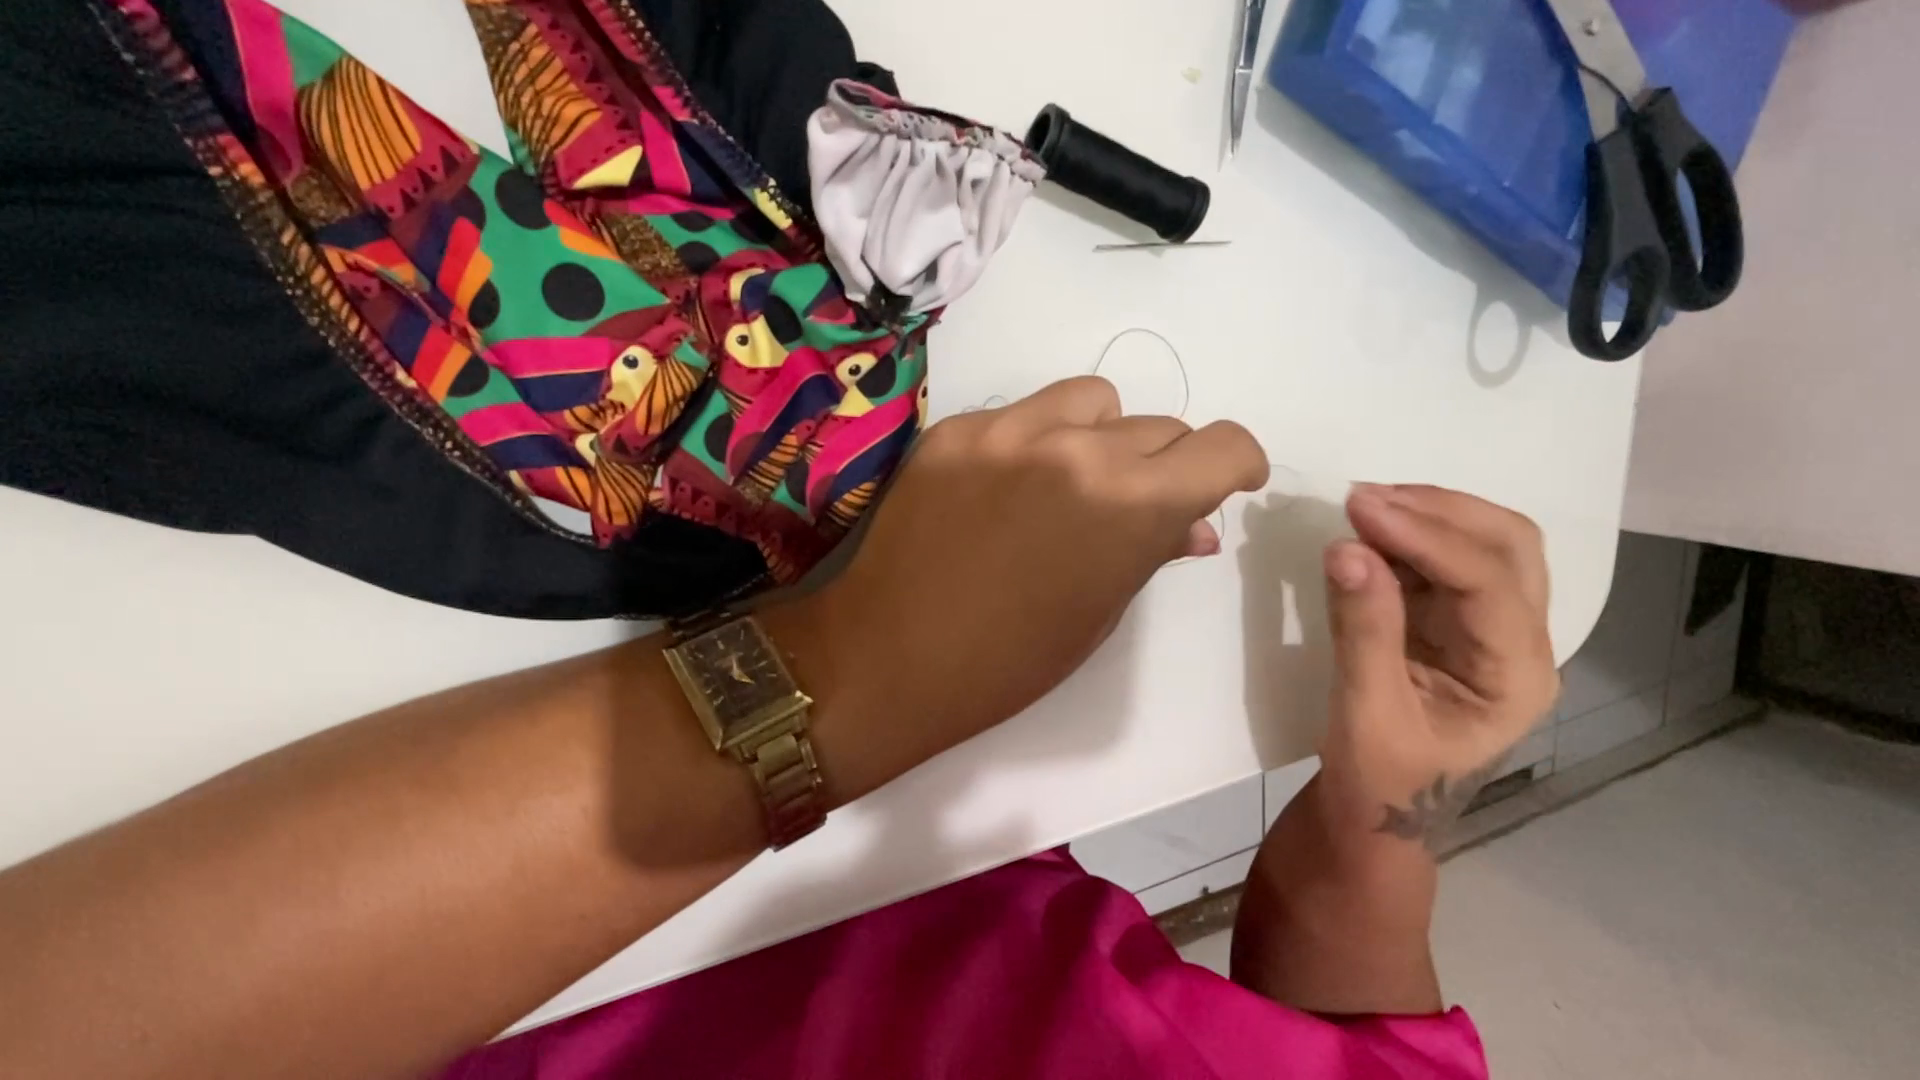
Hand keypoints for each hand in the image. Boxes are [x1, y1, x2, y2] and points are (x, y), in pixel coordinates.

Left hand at [781, 376, 1267, 799]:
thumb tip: (1194, 525)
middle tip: (1131, 506)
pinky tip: (1001, 489)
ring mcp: (1008, 430)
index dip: (1236, 464)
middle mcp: (1077, 447)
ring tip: (1069, 483)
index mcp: (1130, 502)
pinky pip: (1020, 414)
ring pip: (1091, 399)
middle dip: (1163, 464)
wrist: (889, 657)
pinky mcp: (955, 429)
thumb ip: (1151, 549)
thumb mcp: (1099, 613)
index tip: (1224, 484)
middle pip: (1158, 425)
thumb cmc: (1009, 661)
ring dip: (1100, 435)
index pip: (1222, 445)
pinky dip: (1032, 442)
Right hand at [1315, 484, 1558, 852]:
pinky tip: (1371, 528)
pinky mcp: (1454, 621)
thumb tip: (1346, 549)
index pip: (1488, 585)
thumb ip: (1363, 631)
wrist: (1376, 813)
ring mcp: (1491, 629)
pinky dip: (1410, 534)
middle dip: (1442, 511)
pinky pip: (1446, 560)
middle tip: (1366, 499)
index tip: (1359, 508)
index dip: (1427, 539)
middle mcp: (1519, 643)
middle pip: (1511, 548)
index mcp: (1516, 678)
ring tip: (1364, 505)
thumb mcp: (1365, 714)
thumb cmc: (1378, 780)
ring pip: (1488, 544)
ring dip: (1430, 514)